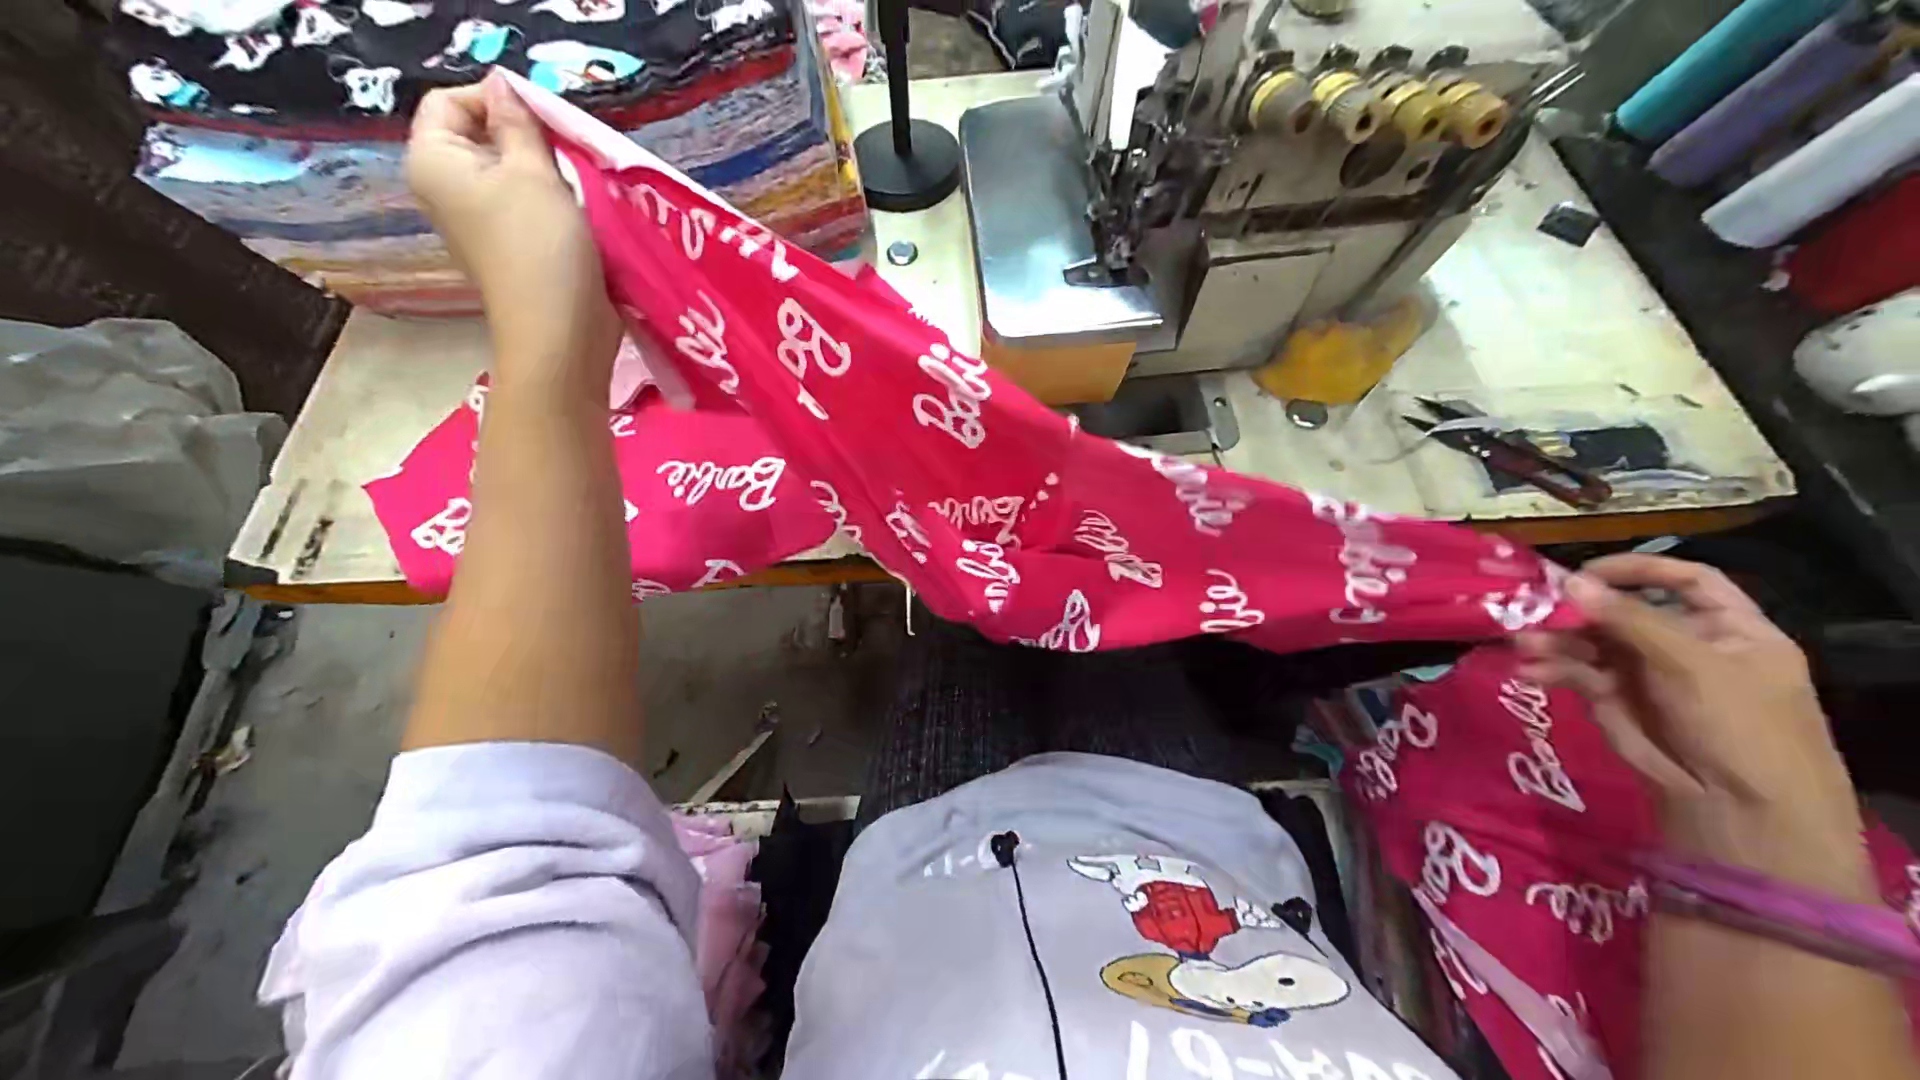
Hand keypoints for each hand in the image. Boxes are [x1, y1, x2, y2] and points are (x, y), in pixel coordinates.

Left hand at [407, 71, 619, 395]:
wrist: (560, 334)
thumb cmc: (542, 248)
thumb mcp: (534, 173)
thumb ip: (518, 123)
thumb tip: (503, 85)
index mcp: (434, 162)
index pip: (451, 101)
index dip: (498, 101)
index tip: (547, 123)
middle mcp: (448, 190)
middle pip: (485, 140)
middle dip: (530, 140)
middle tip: (572, 156)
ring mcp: (482, 226)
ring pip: (514, 178)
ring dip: (551, 177)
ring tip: (583, 188)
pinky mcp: (516, 253)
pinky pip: (531, 212)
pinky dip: (558, 208)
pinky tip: (585, 219)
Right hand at [1516, 555, 1860, 865]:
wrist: (1735, 808)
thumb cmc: (1738, 726)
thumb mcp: (1691, 665)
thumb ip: (1628, 619)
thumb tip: (1568, 582)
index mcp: (1729, 630)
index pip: (1687, 579)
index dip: (1640, 568)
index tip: (1587, 571)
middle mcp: (1685, 646)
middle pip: (1623, 610)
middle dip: (1577, 610)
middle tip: (1533, 608)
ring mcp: (1646, 673)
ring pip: (1590, 641)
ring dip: (1554, 640)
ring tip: (1522, 645)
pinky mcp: (1613, 699)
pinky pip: (1575, 672)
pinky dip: (1550, 669)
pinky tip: (1530, 672)